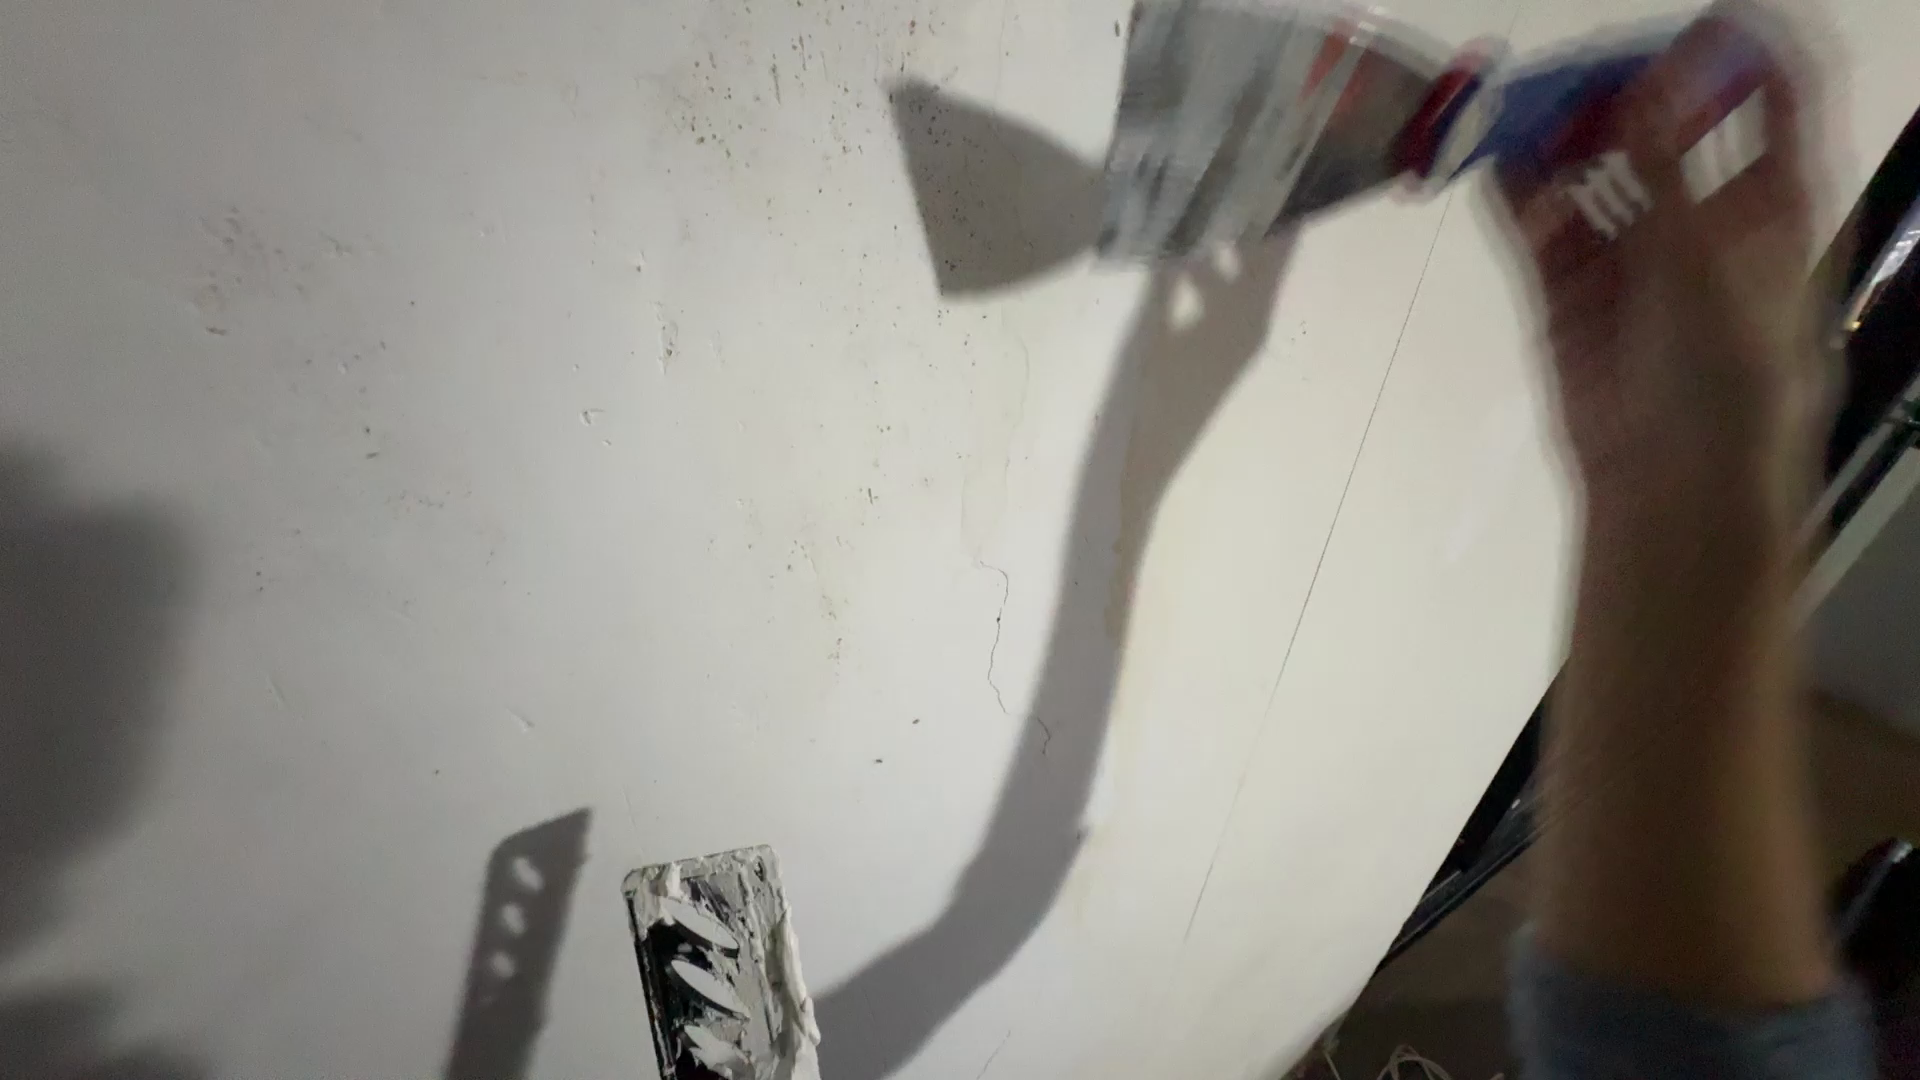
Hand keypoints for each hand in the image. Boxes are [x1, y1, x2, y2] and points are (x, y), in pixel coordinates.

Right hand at [1494, 14, 1828, 537]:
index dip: (1727, 52)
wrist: (1663, 467)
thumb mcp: (1706, 260)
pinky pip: (1540, 235)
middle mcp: (1696, 213)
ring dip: (1554, 149)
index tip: (1674, 31)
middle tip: (1562, 81)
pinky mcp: (1566, 293)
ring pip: (1588, 182)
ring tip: (1511, 117)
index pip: (1766, 95)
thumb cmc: (1724, 367)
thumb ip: (1665, 174)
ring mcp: (1625, 254)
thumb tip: (1648, 83)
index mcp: (1770, 194)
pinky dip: (1517, 204)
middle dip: (1614, 101)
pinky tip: (1494, 171)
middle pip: (1658, 132)